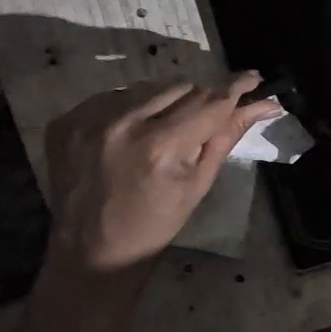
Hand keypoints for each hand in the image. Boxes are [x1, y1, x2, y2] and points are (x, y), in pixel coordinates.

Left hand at [43, 72, 278, 276]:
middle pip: (180, 87)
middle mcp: (122, 123)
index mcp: (160, 146)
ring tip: (162, 132)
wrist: (90, 253)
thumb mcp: (198, 184)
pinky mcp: (67, 120)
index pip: (209, 101)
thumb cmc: (155, 226)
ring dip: (164, 102)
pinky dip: (130, 109)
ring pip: (147, 86)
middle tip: (200, 124)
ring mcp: (88, 119)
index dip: (235, 88)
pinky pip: (113, 96)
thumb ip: (227, 136)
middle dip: (198, 101)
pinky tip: (130, 136)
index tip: (253, 78)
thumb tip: (263, 103)